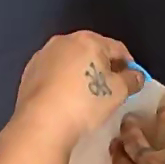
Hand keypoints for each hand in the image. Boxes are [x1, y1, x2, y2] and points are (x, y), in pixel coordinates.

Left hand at [8, 30, 143, 148]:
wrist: (42, 123)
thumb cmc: (85, 103)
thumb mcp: (118, 92)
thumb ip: (132, 80)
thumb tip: (136, 75)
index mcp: (88, 40)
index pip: (117, 48)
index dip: (129, 65)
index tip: (133, 81)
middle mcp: (63, 41)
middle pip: (91, 51)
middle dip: (103, 67)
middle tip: (111, 89)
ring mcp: (42, 56)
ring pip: (70, 62)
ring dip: (81, 73)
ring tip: (86, 96)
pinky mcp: (28, 73)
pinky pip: (53, 74)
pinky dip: (63, 82)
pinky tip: (66, 99)